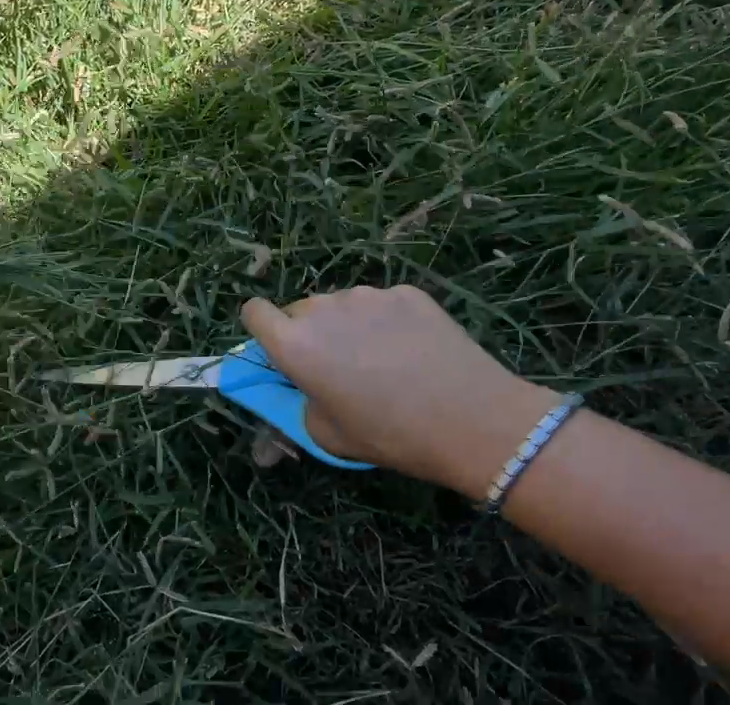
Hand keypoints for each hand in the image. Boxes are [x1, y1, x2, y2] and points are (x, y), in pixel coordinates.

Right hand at [241, 286, 556, 494]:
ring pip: (342, 306)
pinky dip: (387, 322)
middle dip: (310, 333)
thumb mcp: (329, 436)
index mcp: (294, 344)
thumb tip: (298, 390)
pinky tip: (415, 351)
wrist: (475, 421)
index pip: (253, 312)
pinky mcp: (406, 292)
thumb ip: (299, 405)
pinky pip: (382, 304)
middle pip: (300, 310)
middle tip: (339, 367)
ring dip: (348, 326)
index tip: (281, 351)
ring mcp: (366, 296)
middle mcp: (322, 309)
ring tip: (384, 361)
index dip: (263, 330)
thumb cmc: (391, 436)